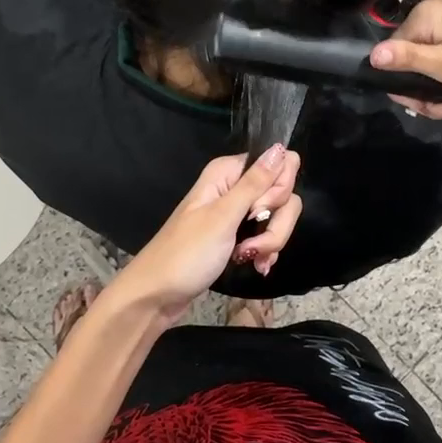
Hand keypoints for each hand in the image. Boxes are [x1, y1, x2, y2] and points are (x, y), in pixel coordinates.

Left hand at [107, 146, 302, 324]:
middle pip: (283, 193)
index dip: (278, 189)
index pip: (279, 163)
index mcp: (227, 172)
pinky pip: (266, 235)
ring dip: (271, 241)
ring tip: (249, 257)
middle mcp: (234, 187)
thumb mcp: (222, 217)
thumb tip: (282, 148)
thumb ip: (255, 183)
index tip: (258, 211)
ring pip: (278, 217)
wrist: (158, 294)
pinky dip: (265, 251)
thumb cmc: (186, 254)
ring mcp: (237, 213)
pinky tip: (256, 265)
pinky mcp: (238, 235)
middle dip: (276, 222)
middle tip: (251, 242)